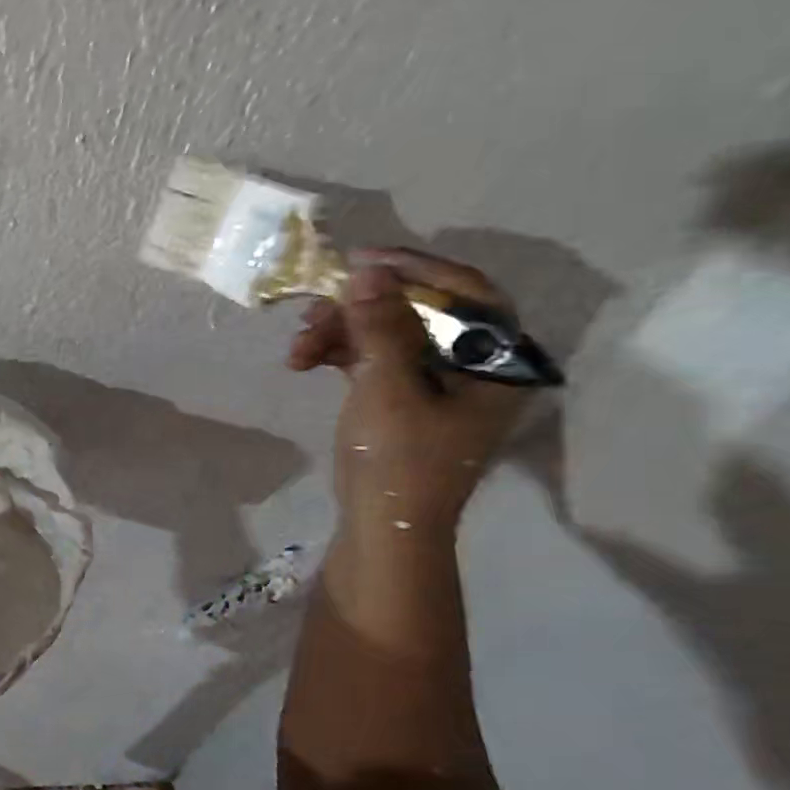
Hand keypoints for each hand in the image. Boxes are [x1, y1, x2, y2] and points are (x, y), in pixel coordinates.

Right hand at [288, 249, 528, 534]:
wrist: (383, 528)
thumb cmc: (398, 460)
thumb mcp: (388, 386)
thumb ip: (380, 324)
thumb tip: (367, 269)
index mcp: (493, 362)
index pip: (466, 292)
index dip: (415, 268)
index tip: (361, 261)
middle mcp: (470, 366)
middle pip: (416, 312)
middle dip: (358, 310)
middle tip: (313, 309)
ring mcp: (433, 383)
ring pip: (387, 335)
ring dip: (339, 334)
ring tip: (297, 348)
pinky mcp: (401, 399)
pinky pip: (372, 360)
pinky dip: (339, 356)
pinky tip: (303, 362)